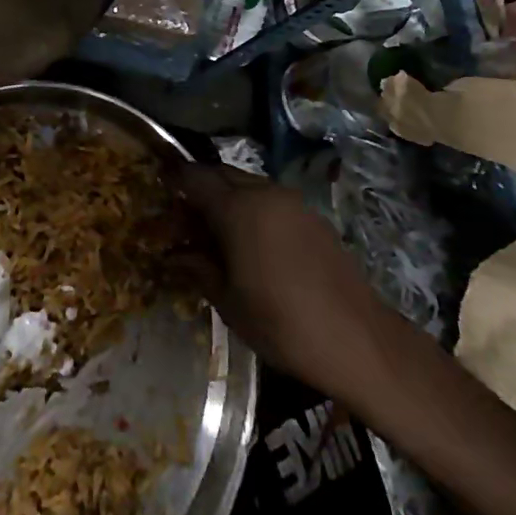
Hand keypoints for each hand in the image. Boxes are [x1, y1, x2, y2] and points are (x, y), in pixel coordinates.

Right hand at [172, 163, 397, 402]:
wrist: (357, 339)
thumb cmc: (282, 323)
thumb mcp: (228, 300)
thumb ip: (198, 268)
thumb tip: (175, 255)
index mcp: (239, 209)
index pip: (196, 178)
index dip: (174, 178)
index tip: (157, 185)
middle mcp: (266, 194)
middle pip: (223, 175)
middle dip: (200, 186)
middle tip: (182, 212)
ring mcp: (294, 203)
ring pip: (249, 185)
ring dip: (227, 197)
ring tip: (212, 228)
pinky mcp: (313, 217)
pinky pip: (271, 200)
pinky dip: (252, 208)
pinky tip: (247, 239)